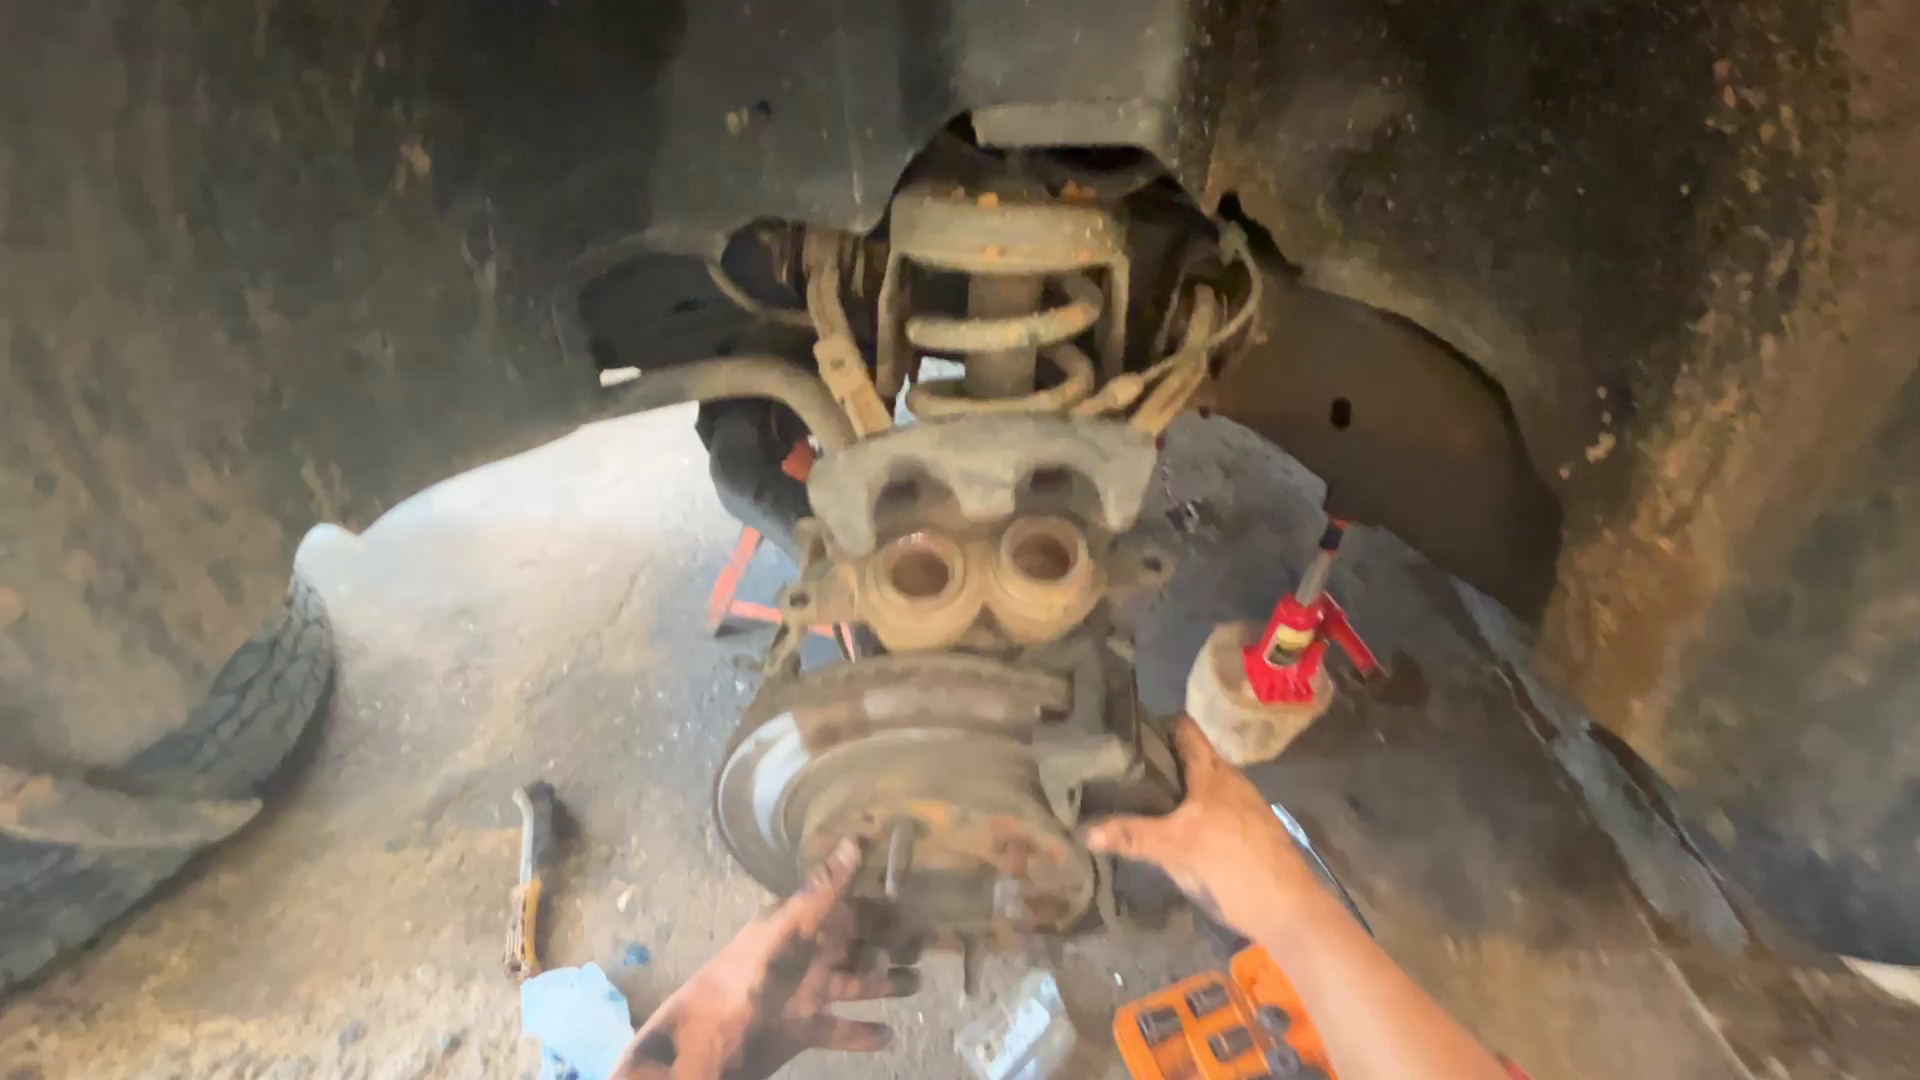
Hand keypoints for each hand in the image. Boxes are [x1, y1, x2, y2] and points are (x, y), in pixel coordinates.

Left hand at [613, 839, 918, 1079]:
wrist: (710, 1041)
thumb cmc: (752, 974)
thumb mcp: (790, 927)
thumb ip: (824, 888)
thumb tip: (855, 839)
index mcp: (805, 923)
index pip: (851, 905)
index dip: (882, 903)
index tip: (918, 898)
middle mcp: (811, 953)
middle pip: (859, 944)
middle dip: (891, 943)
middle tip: (928, 945)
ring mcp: (809, 992)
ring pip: (857, 982)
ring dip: (886, 983)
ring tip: (919, 983)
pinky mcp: (806, 1029)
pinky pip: (841, 1028)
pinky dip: (864, 1031)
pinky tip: (890, 1034)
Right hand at [1085, 715, 1322, 937]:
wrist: (1291, 912)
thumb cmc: (1232, 865)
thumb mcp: (1174, 850)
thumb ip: (1132, 836)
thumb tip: (1086, 832)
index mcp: (1213, 772)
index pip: (1185, 730)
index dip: (1159, 722)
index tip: (1128, 724)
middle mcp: (1232, 782)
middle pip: (1194, 758)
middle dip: (1163, 758)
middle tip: (1125, 765)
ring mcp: (1246, 808)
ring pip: (1206, 786)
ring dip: (1180, 787)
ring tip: (1146, 796)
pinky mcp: (1253, 834)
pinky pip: (1216, 809)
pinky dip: (1195, 810)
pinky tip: (1180, 830)